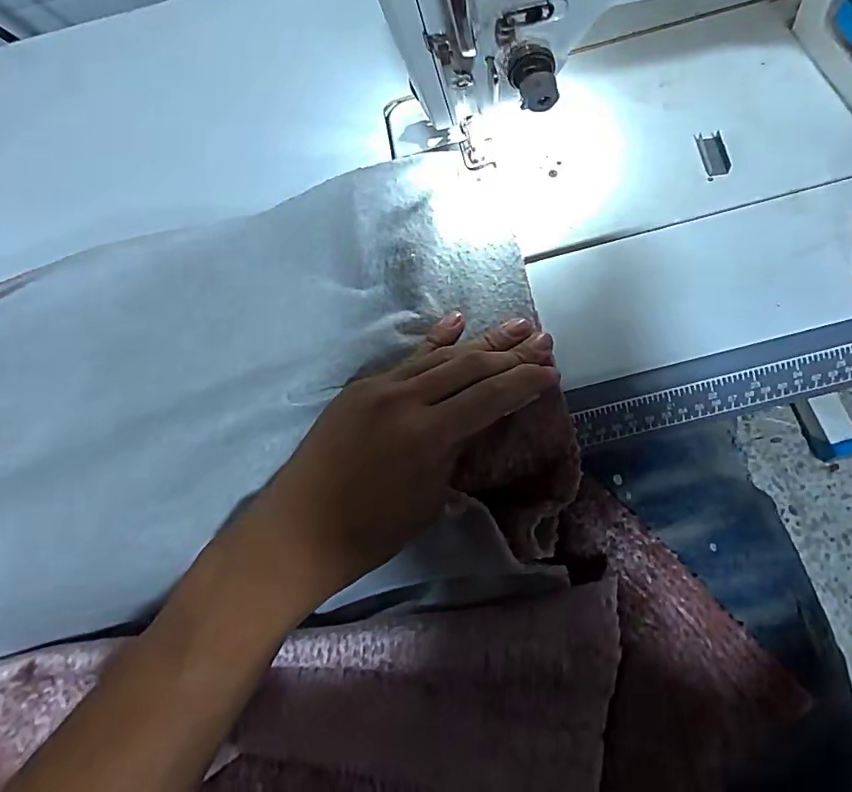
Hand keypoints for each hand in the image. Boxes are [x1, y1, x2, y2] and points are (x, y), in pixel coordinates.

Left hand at [233, 313, 559, 603]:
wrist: (300, 528)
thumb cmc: (372, 531)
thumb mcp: (430, 497)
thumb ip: (456, 450)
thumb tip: (475, 419)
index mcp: (428, 434)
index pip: (490, 396)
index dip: (524, 382)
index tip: (551, 372)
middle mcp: (406, 399)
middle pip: (470, 366)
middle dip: (511, 353)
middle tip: (543, 340)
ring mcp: (380, 387)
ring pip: (442, 355)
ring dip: (481, 340)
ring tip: (516, 326)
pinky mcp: (362, 386)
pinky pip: (409, 358)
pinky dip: (436, 341)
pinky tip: (457, 321)